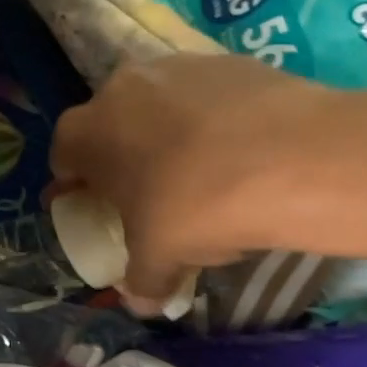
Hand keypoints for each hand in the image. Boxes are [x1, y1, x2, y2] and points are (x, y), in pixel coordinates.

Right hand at [50, 54, 338, 307]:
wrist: (301, 159)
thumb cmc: (196, 207)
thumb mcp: (160, 257)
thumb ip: (141, 279)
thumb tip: (142, 305)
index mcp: (83, 132)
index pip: (65, 159)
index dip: (80, 188)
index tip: (101, 210)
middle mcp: (118, 89)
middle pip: (112, 127)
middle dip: (125, 156)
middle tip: (151, 193)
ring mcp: (176, 68)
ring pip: (160, 108)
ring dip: (170, 135)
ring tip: (205, 173)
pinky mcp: (232, 61)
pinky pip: (209, 97)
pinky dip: (217, 121)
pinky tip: (245, 154)